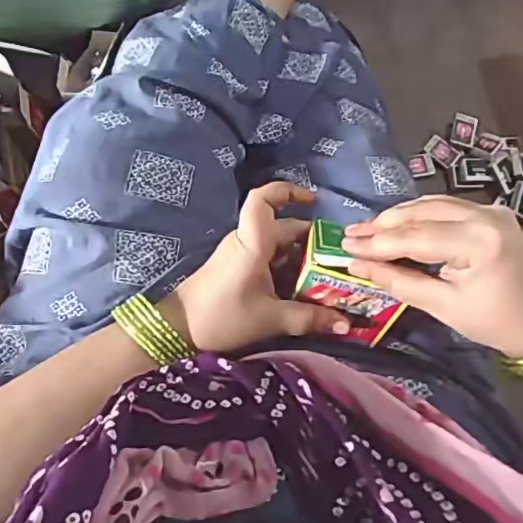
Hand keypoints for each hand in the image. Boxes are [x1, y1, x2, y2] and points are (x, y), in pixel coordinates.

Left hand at [164, 182, 349, 352]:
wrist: (178, 330)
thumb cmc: (221, 317)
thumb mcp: (270, 319)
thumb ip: (309, 318)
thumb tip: (344, 324)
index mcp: (252, 243)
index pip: (263, 200)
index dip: (287, 192)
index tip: (313, 201)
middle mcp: (246, 242)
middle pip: (282, 228)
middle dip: (311, 241)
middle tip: (337, 260)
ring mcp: (239, 254)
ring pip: (277, 246)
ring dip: (301, 258)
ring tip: (326, 278)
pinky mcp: (235, 269)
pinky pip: (267, 259)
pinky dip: (286, 268)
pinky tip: (301, 288)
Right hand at [342, 196, 522, 358]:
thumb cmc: (496, 322)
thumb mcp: (443, 306)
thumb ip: (399, 281)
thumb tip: (357, 267)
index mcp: (478, 241)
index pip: (414, 236)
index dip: (376, 242)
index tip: (344, 246)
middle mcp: (485, 215)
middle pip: (421, 213)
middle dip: (382, 224)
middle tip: (349, 234)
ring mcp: (491, 210)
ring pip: (431, 205)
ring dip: (398, 217)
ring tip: (366, 230)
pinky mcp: (492, 214)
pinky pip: (446, 208)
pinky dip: (418, 216)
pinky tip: (397, 225)